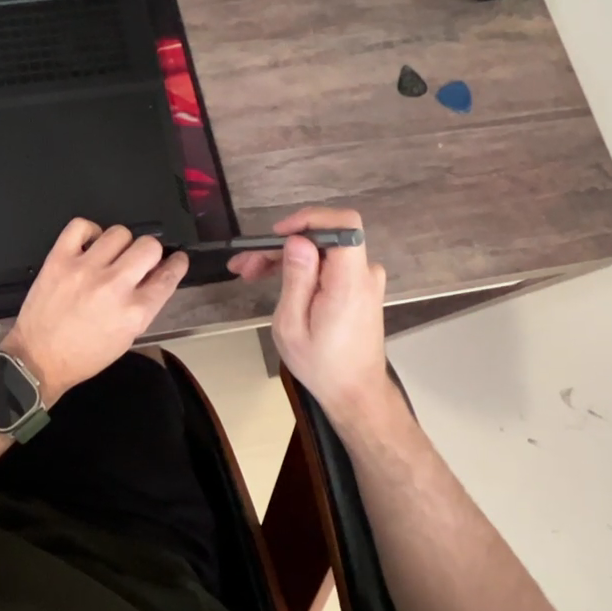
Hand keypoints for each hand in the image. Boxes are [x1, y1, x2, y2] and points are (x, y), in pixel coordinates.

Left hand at [3, 219, 189, 405]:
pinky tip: (89, 246)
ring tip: (111, 256)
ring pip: (119, 232)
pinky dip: (89, 231)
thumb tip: (157, 276)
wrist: (39, 359)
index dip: (176, 264)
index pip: (168, 276)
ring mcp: (85, 270)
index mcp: (134, 312)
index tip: (175, 259)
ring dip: (120, 243)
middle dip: (149, 252)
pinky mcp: (59, 260)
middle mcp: (113, 287)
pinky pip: (81, 226)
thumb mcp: (126, 337)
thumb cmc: (83, 355)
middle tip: (138, 261)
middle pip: (148, 246)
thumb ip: (145, 305)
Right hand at [229, 207, 396, 417]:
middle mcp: (364, 274)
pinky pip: (330, 265)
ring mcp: (365, 280)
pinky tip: (276, 280)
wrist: (355, 392)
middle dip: (282, 245)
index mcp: (349, 282)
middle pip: (324, 237)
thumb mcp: (293, 326)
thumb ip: (297, 279)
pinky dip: (303, 267)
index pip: (344, 224)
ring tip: (251, 274)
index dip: (310, 218)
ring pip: (322, 251)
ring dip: (286, 257)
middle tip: (245, 265)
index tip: (278, 234)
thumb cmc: (321, 365)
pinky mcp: (360, 288)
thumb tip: (297, 241)